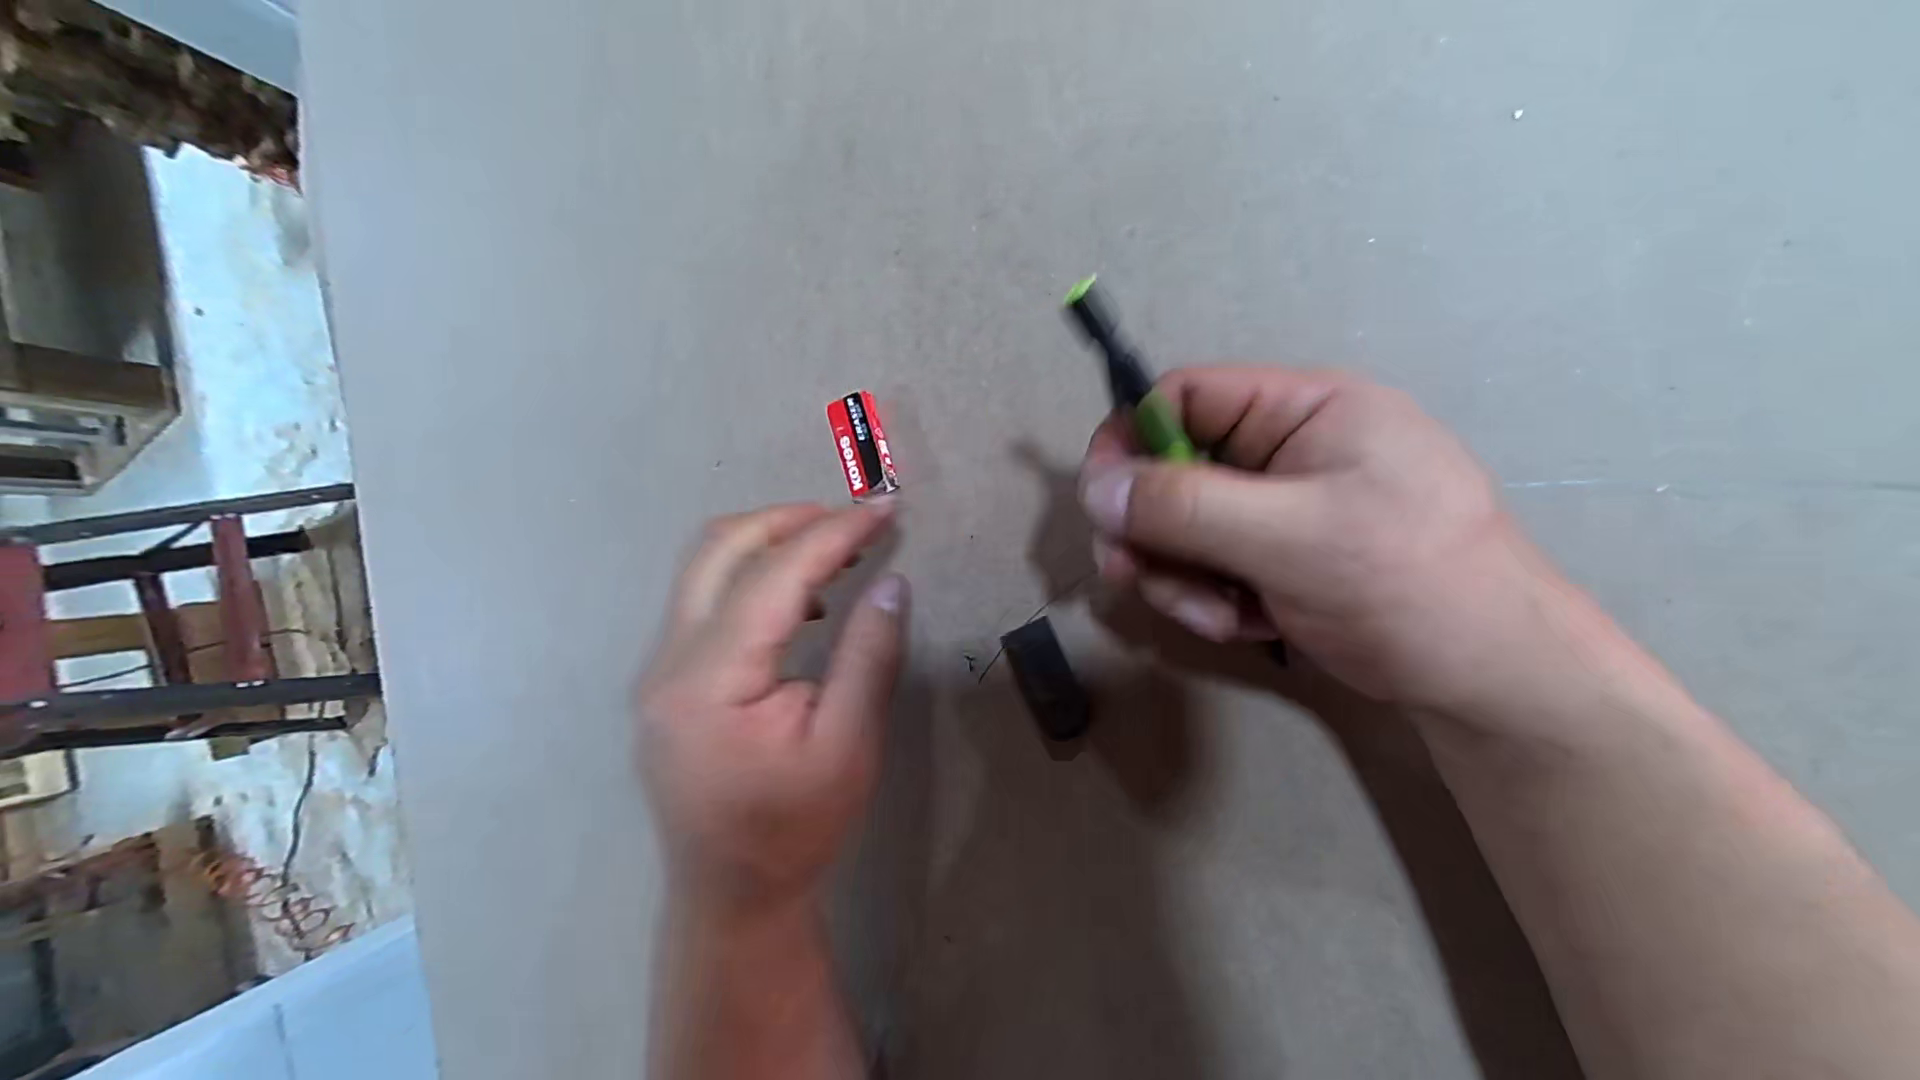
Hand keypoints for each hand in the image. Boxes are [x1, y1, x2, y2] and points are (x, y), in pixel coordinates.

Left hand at [637, 502, 907, 913]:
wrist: (732, 895)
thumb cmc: (797, 827)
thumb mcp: (849, 745)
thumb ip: (869, 656)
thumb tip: (892, 583)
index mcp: (711, 680)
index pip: (773, 576)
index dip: (832, 534)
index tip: (882, 510)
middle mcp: (669, 662)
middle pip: (717, 550)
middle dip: (788, 520)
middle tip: (850, 520)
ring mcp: (660, 670)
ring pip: (704, 569)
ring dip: (768, 544)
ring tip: (833, 552)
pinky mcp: (669, 680)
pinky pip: (705, 601)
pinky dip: (753, 578)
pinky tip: (799, 602)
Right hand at [1080, 365, 1565, 710]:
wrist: (1488, 682)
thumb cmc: (1409, 585)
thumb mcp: (1293, 537)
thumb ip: (1186, 507)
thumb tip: (1094, 486)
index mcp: (1301, 410)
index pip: (1184, 396)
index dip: (1131, 438)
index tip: (1102, 499)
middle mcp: (1280, 450)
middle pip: (1169, 468)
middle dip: (1149, 528)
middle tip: (1130, 574)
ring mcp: (1273, 508)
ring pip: (1178, 527)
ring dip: (1177, 575)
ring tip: (1216, 614)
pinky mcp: (1269, 556)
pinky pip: (1203, 565)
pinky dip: (1207, 598)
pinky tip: (1245, 625)